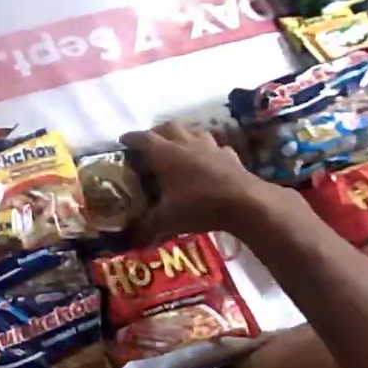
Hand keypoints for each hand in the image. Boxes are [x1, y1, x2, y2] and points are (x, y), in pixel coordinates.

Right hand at [121, 121, 297, 240]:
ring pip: (194, 132)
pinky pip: (216, 147)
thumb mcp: (167, 220)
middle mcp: (186, 144)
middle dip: (157, 132)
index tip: (123, 140)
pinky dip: (208, 152)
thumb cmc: (198, 206)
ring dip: (184, 137)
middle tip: (150, 143)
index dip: (130, 138)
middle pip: (168, 127)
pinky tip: (209, 161)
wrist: (244, 202)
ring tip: (179, 148)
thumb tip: (134, 240)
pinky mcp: (230, 156)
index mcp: (165, 154)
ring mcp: (211, 147)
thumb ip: (148, 227)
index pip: (142, 139)